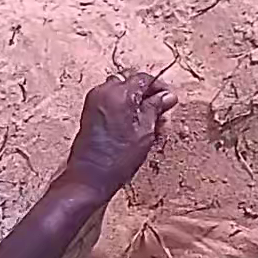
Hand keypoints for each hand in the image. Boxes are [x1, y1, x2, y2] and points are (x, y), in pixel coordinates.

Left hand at [60, 72, 176, 196]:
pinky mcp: (89, 113)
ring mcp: (93, 101)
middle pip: (130, 82)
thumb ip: (155, 109)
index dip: (159, 88)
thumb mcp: (145, 133)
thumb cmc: (116, 160)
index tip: (169, 100)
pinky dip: (122, 107)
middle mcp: (103, 92)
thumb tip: (167, 97)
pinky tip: (132, 127)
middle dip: (146, 94)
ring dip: (134, 101)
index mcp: (118, 94)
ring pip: (120, 91)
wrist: (89, 178)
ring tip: (147, 123)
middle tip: (160, 112)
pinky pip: (110, 101)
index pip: (143, 79)